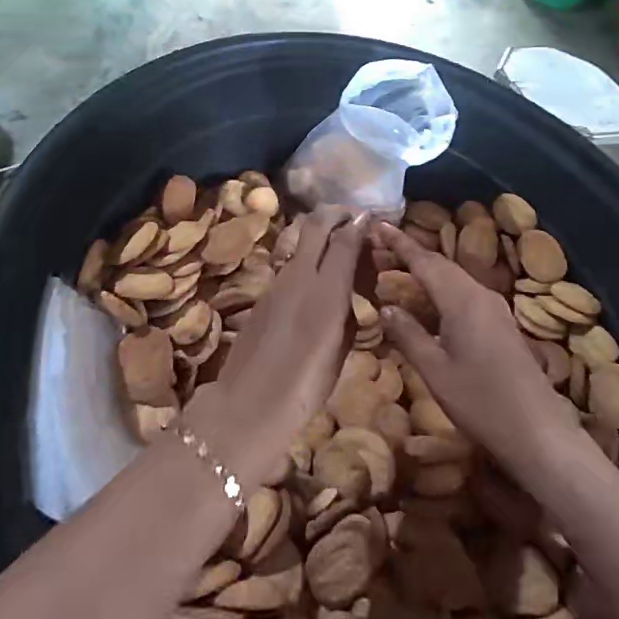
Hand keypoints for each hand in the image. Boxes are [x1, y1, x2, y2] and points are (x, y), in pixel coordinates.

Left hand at [187, 207, 364, 484]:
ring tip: (336, 242)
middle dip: (335, 213)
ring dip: (318, 232)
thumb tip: (350, 290)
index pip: (345, 239)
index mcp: (326, 292)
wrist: (247, 405)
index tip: (371, 216)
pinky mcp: (262, 294)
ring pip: (299, 240)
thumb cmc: (304, 387)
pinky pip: (289, 263)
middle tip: (351, 215)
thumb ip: (348, 312)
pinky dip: (306, 256)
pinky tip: (315, 274)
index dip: (360, 223)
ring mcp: (277, 282)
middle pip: (316, 225)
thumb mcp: (340, 351)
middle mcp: (300, 276)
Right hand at [370, 221, 579, 470]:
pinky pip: (465, 294)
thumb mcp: (435, 370)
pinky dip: (441, 289)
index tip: (378, 224)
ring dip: (426, 271)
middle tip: (380, 247)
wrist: (537, 430)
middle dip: (410, 254)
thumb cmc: (480, 401)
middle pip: (441, 265)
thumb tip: (386, 307)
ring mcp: (495, 309)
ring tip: (398, 269)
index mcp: (462, 299)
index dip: (400, 243)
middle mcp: (480, 295)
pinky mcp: (501, 325)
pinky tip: (429, 302)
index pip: (425, 261)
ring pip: (454, 279)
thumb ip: (408, 334)